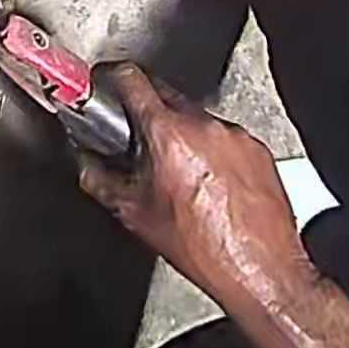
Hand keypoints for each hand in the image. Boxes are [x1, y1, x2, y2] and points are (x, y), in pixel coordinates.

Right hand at [78, 64, 314, 304]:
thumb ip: (100, 178)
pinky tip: (209, 180)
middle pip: (163, 93)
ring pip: (193, 115)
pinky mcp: (256, 147)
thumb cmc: (204, 249)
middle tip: (138, 136)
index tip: (107, 79)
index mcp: (168, 134)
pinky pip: (222, 133)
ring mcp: (232, 134)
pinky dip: (210, 147)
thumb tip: (86, 161)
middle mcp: (202, 125)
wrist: (262, 273)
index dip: (112, 74)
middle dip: (145, 108)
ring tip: (178, 170)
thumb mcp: (135, 214)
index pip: (132, 79)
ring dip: (180, 130)